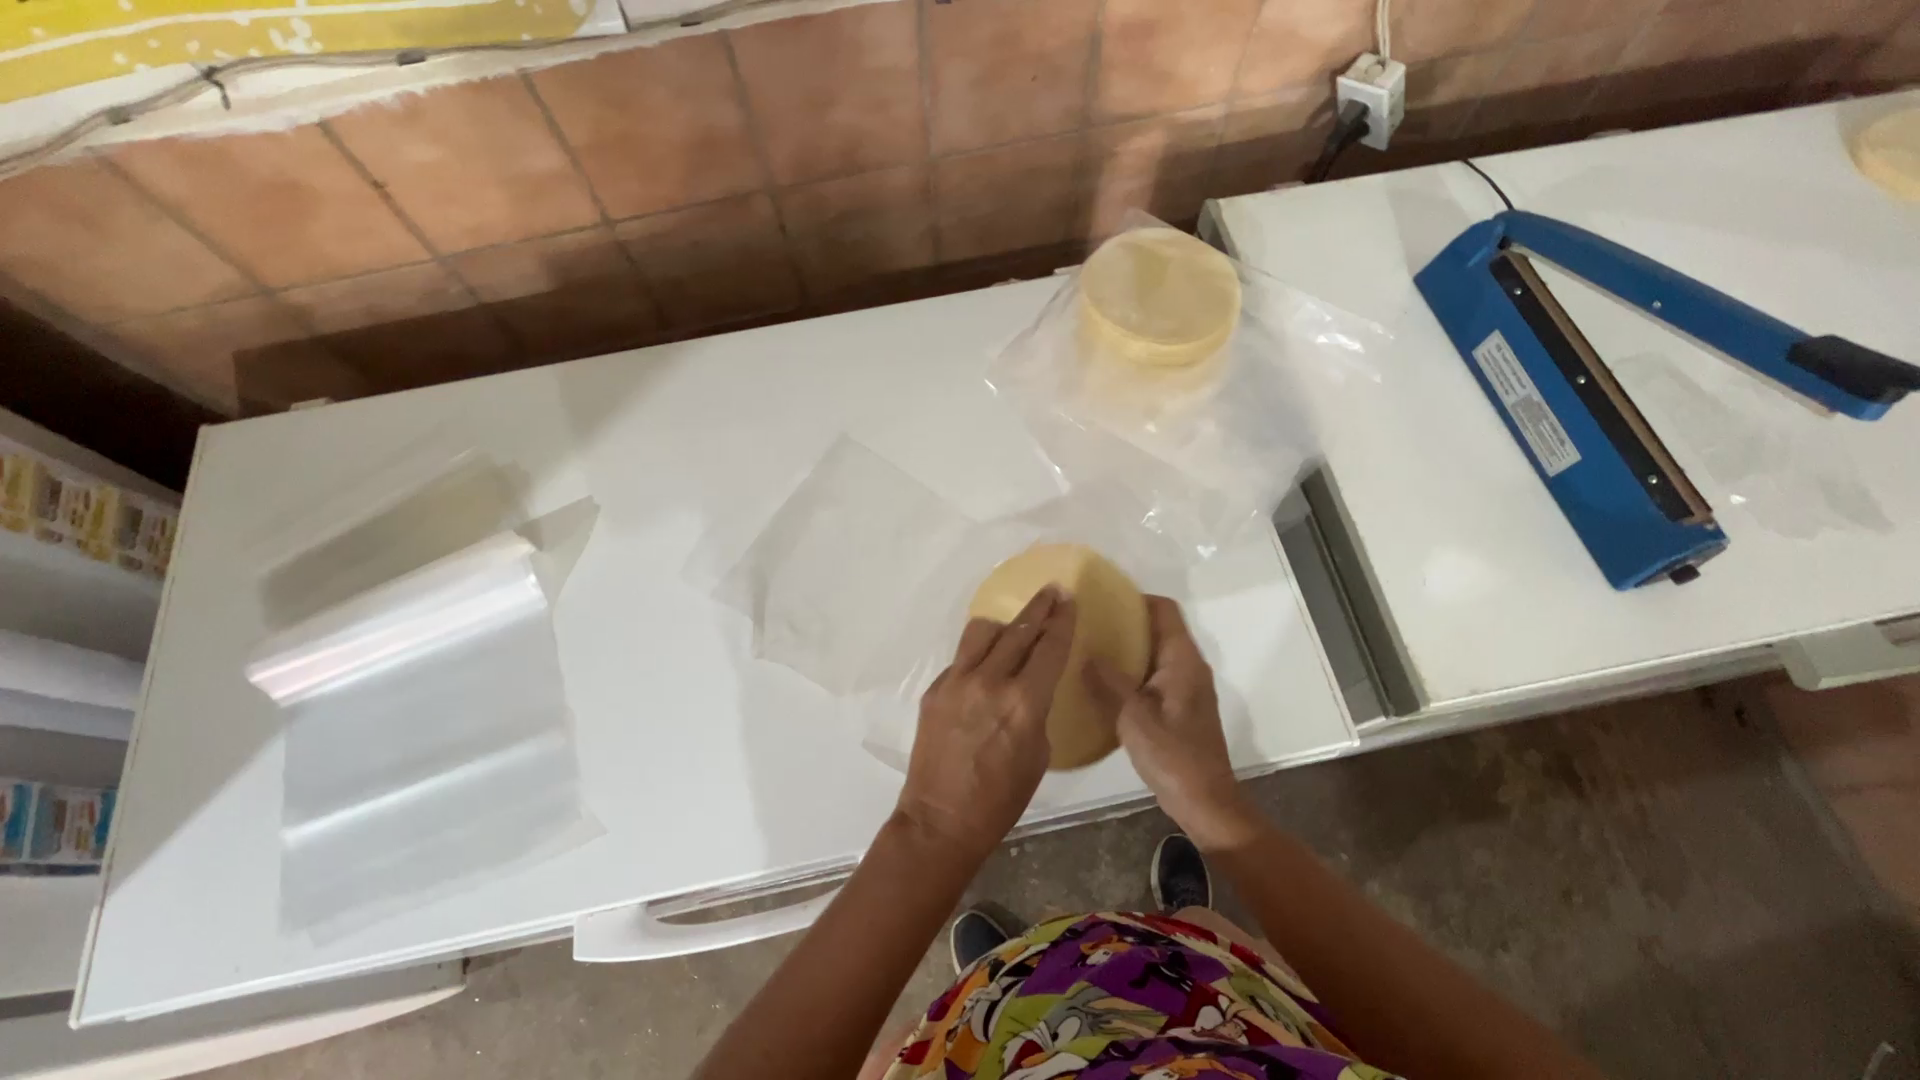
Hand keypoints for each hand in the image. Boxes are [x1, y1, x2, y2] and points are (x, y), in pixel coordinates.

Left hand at [895, 587, 1076, 860]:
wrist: (942, 819)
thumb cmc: (1002, 798)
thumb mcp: (1039, 754)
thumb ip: (1037, 710)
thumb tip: (1031, 687)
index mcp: (1023, 702)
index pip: (1048, 648)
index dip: (1062, 621)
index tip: (1069, 599)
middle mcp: (989, 683)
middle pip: (1018, 631)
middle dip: (1039, 608)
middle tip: (1052, 591)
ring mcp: (956, 683)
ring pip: (983, 633)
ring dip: (1004, 624)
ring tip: (1015, 624)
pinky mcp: (934, 690)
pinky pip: (962, 659)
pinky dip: (979, 655)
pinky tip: (986, 665)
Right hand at [1085, 595, 1256, 850]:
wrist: (1205, 800)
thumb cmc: (1172, 754)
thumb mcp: (1132, 716)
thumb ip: (1109, 681)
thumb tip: (1086, 652)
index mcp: (1182, 660)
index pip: (1164, 610)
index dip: (1136, 598)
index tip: (1102, 598)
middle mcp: (1189, 666)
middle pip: (1160, 629)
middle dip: (1127, 622)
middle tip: (1088, 623)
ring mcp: (1188, 688)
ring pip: (1156, 653)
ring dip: (1128, 648)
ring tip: (1090, 648)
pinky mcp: (1182, 707)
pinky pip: (1155, 675)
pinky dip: (1134, 671)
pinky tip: (1105, 683)